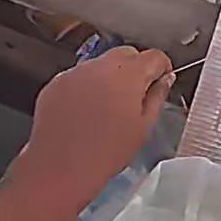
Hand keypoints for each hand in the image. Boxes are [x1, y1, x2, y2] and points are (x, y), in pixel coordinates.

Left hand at [7, 46, 172, 211]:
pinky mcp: (56, 83)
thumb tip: (164, 80)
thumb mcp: (142, 128)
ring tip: (109, 108)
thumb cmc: (108, 152)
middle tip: (137, 96)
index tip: (161, 81)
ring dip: (110, 77)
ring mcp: (75, 72)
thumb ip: (156, 98)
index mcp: (128, 74)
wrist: (61, 167)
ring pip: (100, 64)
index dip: (162, 67)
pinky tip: (86, 112)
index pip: (153, 56)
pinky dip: (87, 87)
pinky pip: (79, 77)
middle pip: (126, 54)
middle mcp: (100, 65)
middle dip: (136, 68)